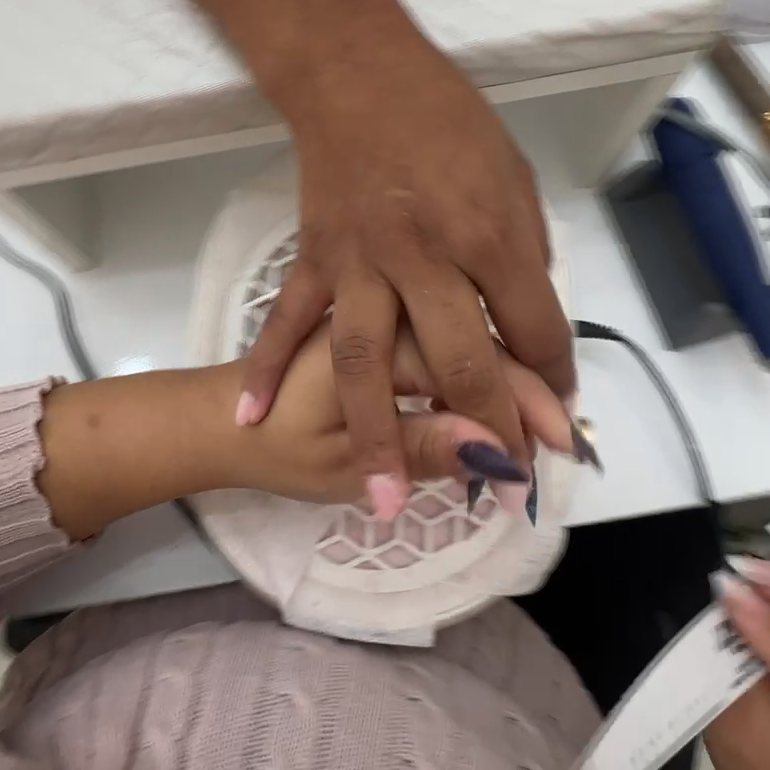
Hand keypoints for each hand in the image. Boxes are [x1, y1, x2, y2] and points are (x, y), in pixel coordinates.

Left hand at [229, 325, 575, 512]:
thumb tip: (496, 452)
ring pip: (466, 320)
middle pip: (479, 345)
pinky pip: (437, 315)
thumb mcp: (336, 460)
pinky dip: (474, 338)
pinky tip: (505, 361)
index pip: (469, 378)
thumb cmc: (273, 447)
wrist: (209, 417)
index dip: (513, 425)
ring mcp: (385, 297)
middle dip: (525, 393)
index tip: (540, 472)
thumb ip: (420, 445)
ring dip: (507, 362)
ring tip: (543, 407)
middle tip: (560, 442)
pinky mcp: (378, 306)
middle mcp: (388, 304)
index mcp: (379, 342)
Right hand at [235, 50, 574, 520]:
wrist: (360, 77)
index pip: (535, 327)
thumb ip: (521, 256)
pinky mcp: (314, 259)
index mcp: (489, 232)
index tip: (561, 414)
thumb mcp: (512, 177)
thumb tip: (525, 327)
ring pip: (367, 362)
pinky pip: (288, 322)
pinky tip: (254, 417)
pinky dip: (267, 368)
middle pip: (462, 362)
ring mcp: (360, 262)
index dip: (556, 378)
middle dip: (492, 430)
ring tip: (385, 502)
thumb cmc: (450, 122)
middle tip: (509, 490)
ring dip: (377, 435)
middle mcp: (426, 256)